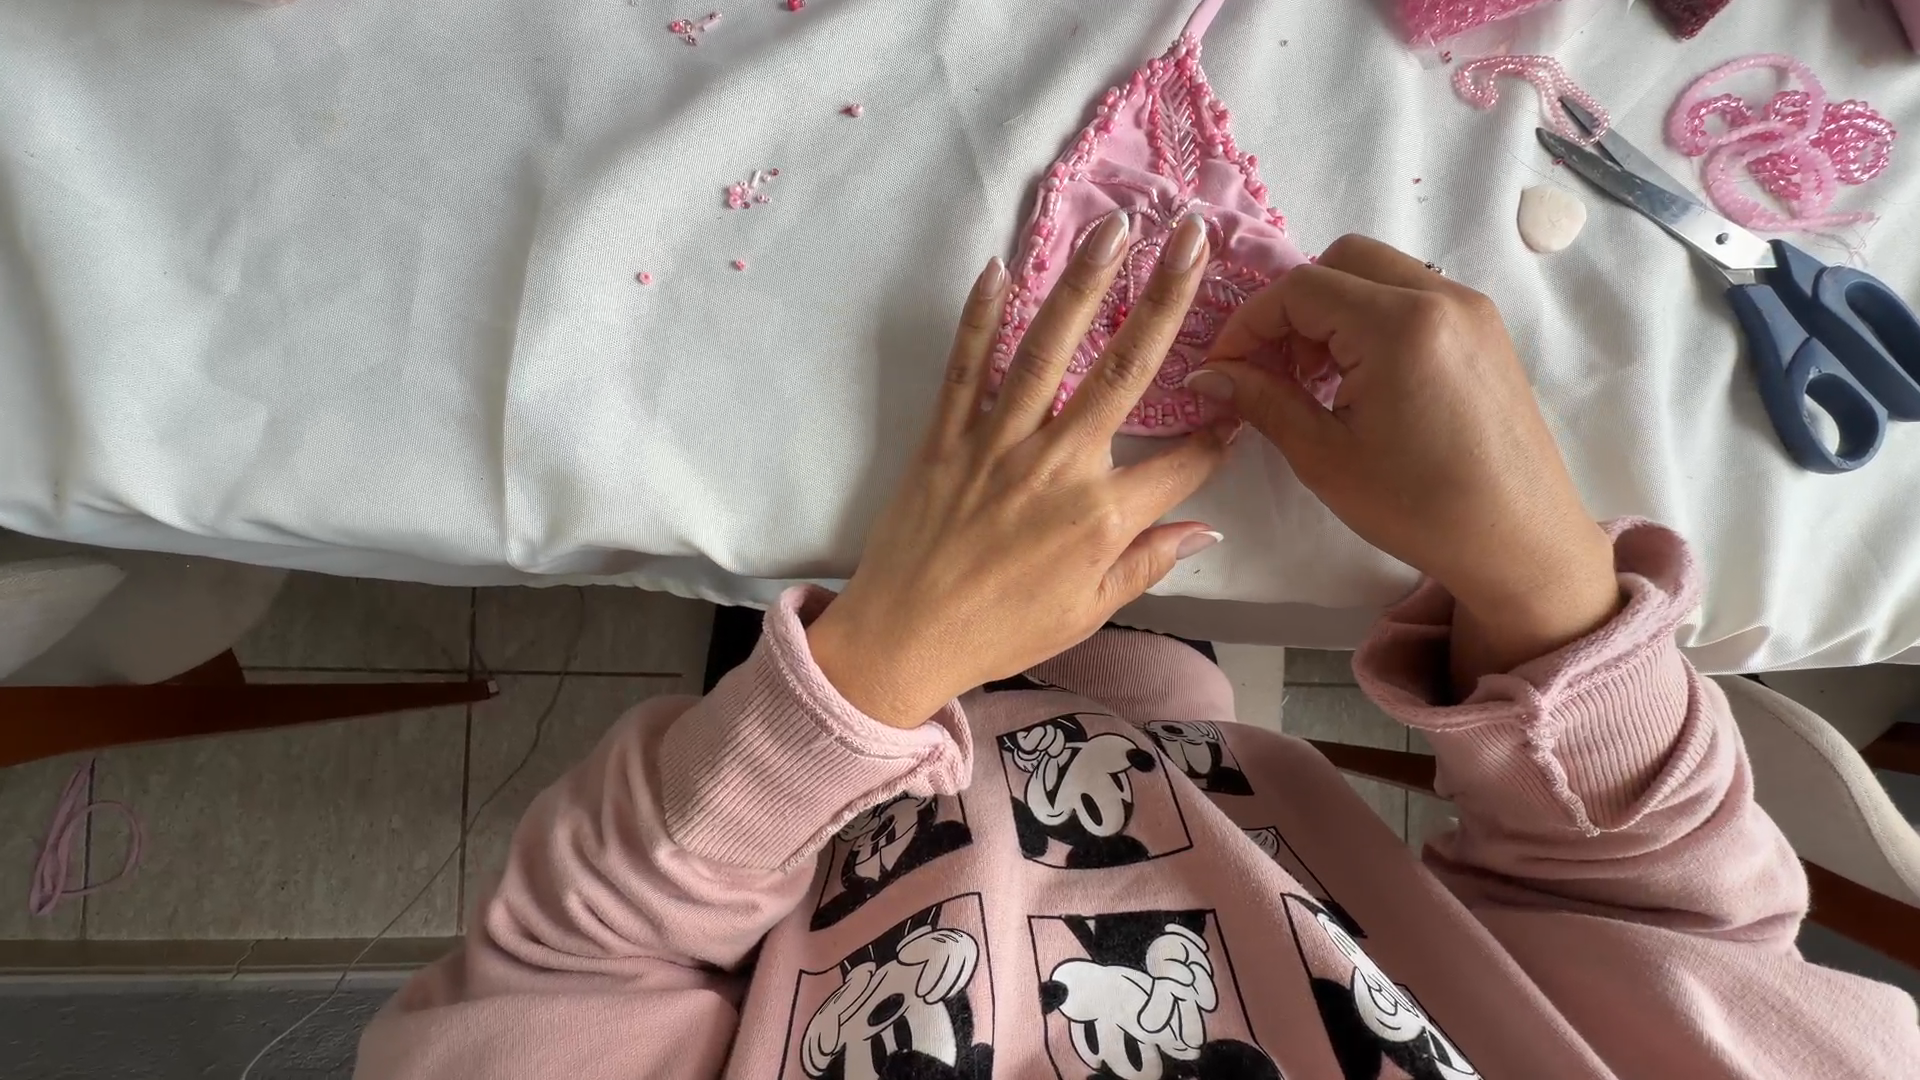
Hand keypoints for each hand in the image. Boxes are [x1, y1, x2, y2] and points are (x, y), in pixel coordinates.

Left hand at [808, 213, 1236, 727]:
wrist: (903, 638)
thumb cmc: (1001, 633)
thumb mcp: (1089, 611)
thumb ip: (1149, 563)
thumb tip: (1209, 528)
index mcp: (1101, 517)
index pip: (1182, 463)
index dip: (1219, 433)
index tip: (1241, 402)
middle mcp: (1056, 465)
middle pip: (1125, 373)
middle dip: (1167, 300)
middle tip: (1195, 237)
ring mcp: (995, 443)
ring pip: (1047, 351)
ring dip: (1084, 284)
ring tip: (1114, 228)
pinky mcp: (944, 437)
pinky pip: (964, 368)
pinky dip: (979, 318)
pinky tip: (998, 268)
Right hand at [1188, 235, 1618, 690]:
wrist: (1518, 539)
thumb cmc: (1415, 505)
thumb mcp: (1322, 455)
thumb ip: (1260, 400)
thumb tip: (1203, 376)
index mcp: (1399, 326)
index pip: (1299, 288)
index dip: (1247, 323)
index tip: (1222, 369)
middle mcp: (1441, 297)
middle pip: (1340, 260)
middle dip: (1289, 306)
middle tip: (1269, 366)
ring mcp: (1470, 308)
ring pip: (1376, 272)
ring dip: (1328, 310)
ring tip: (1311, 377)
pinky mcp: (1483, 329)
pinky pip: (1409, 295)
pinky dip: (1366, 319)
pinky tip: (1355, 378)